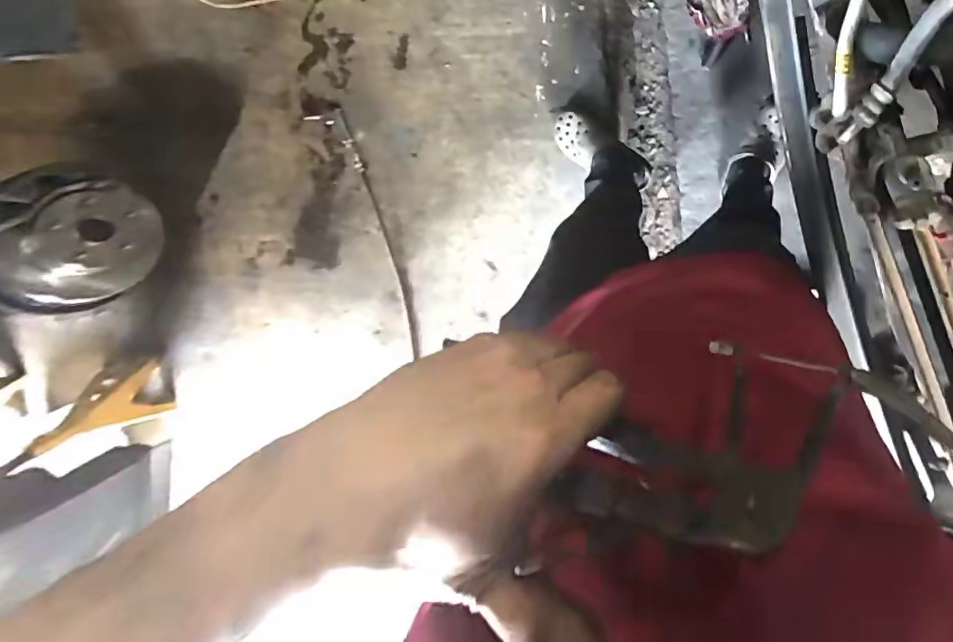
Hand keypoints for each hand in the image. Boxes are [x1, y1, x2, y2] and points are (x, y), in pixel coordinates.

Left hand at [281, 333, 621, 595]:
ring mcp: (494, 355)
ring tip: (533, 402)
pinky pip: (515, 339)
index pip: (609, 390)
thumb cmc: (419, 533)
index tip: (598, 434)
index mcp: (545, 433)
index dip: (612, 409)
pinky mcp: (464, 344)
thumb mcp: (484, 575)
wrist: (340, 484)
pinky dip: (522, 356)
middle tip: (567, 423)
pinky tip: (494, 388)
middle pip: (584, 361)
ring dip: (557, 368)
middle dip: (586, 388)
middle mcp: (528, 381)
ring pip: (552, 344)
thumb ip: (543, 612)